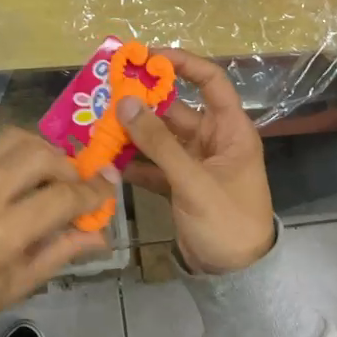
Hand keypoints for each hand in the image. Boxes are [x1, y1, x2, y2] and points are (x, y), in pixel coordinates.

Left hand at [0, 127, 111, 326]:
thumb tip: (101, 233)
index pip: (60, 199)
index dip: (92, 193)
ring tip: (50, 173)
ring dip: (43, 150)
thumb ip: (59, 253)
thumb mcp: (15, 287)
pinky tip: (21, 175)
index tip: (106, 191)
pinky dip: (16, 154)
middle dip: (68, 164)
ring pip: (15, 139)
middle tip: (75, 182)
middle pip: (39, 155)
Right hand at [119, 50, 274, 274]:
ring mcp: (194, 162)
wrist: (237, 279)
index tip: (148, 57)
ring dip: (132, 131)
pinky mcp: (178, 184)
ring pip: (159, 136)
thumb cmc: (228, 222)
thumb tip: (126, 102)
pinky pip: (152, 162)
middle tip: (109, 91)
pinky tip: (107, 158)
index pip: (211, 81)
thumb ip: (159, 143)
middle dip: (144, 100)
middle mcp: (212, 140)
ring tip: (99, 123)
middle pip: (175, 108)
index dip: (183, 63)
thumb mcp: (194, 182)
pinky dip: (132, 160)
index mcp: (230, 130)